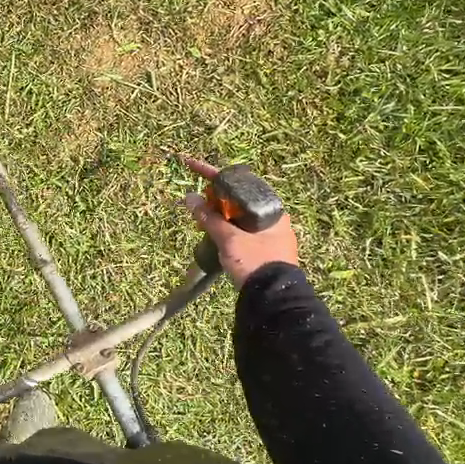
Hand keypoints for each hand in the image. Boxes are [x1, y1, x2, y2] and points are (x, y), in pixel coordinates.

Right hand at [180, 156, 299, 285]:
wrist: (274, 298)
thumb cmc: (256, 262)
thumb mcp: (229, 239)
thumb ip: (209, 218)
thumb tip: (190, 198)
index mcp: (271, 209)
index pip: (238, 183)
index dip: (212, 174)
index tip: (190, 164)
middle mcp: (272, 218)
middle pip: (237, 198)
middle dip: (214, 196)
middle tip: (195, 200)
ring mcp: (269, 234)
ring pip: (237, 215)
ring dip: (218, 215)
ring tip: (201, 219)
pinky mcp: (263, 249)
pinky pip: (239, 229)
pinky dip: (224, 228)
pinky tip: (213, 234)